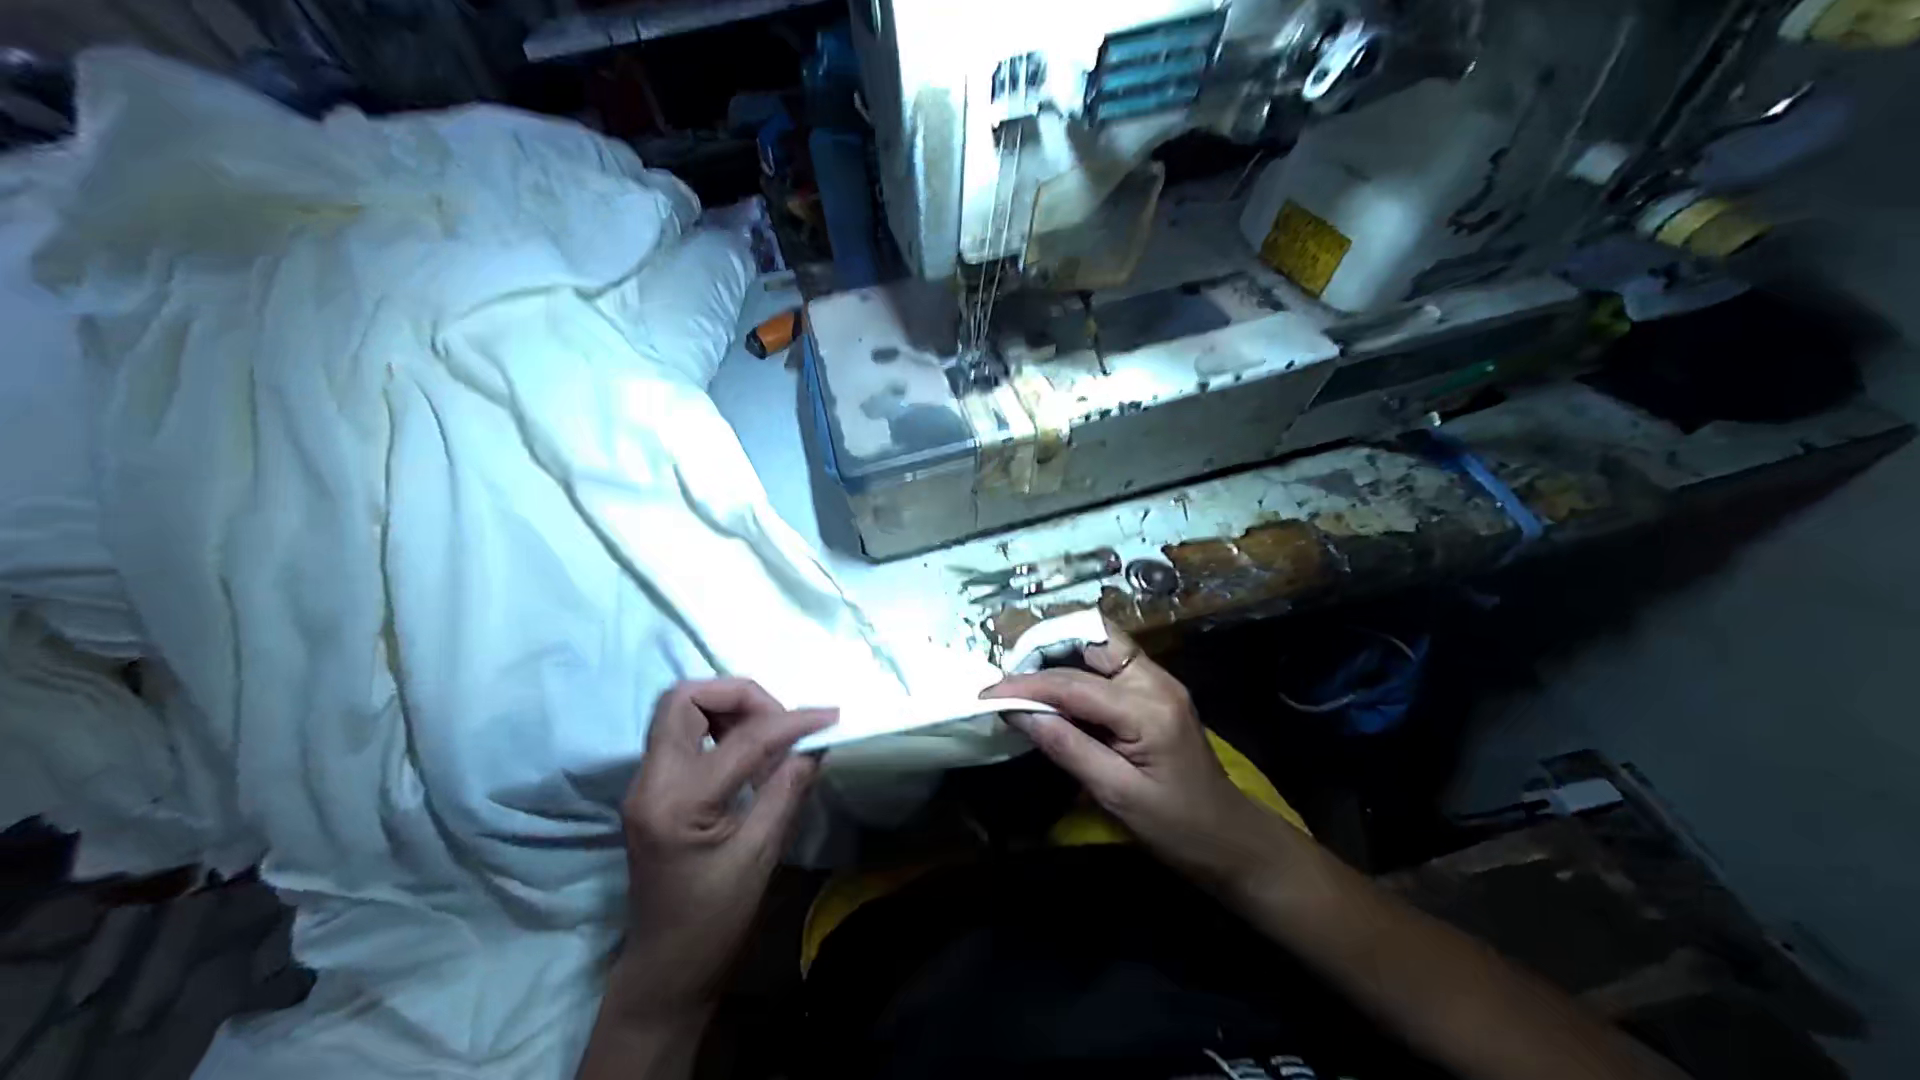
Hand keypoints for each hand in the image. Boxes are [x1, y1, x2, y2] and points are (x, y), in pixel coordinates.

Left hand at [615, 678, 833, 1015]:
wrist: (666, 967)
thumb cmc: (715, 920)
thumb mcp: (761, 854)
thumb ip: (787, 788)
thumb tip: (815, 744)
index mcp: (678, 802)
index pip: (741, 738)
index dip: (790, 721)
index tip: (829, 716)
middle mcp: (650, 781)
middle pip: (684, 698)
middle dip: (741, 695)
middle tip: (781, 721)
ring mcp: (644, 783)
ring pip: (679, 709)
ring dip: (728, 707)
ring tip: (769, 733)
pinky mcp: (651, 788)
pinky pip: (682, 733)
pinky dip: (718, 727)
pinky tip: (748, 752)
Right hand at [984, 627, 1287, 886]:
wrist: (1232, 840)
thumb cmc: (1176, 828)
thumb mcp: (1115, 794)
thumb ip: (1066, 747)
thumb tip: (1018, 713)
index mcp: (1149, 708)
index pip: (1073, 684)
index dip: (1026, 687)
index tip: (987, 695)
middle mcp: (1156, 681)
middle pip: (1093, 640)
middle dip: (1045, 651)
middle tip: (1008, 679)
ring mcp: (1160, 682)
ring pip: (1101, 645)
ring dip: (1060, 654)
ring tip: (1023, 681)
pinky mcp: (1156, 691)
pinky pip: (1109, 664)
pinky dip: (1077, 668)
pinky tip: (1055, 690)